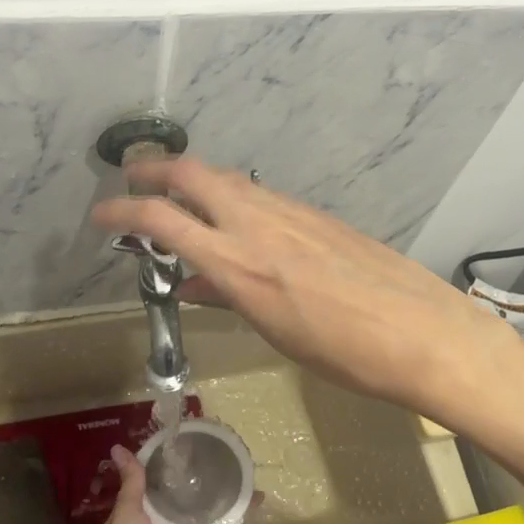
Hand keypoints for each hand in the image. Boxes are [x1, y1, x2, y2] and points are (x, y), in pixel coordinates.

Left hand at [85, 444, 235, 523]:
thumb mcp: (125, 514)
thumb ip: (132, 483)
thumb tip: (119, 448)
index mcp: (132, 514)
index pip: (149, 483)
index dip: (164, 464)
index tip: (182, 439)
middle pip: (177, 496)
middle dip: (193, 477)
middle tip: (216, 448)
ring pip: (199, 512)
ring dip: (217, 494)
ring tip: (239, 468)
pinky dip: (232, 518)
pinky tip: (250, 500)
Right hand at [90, 155, 519, 418]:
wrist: (423, 333)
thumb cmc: (344, 353)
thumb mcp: (274, 331)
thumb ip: (228, 296)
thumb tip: (195, 282)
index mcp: (237, 262)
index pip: (163, 219)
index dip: (123, 210)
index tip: (100, 214)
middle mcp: (257, 223)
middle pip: (193, 174)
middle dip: (155, 170)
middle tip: (133, 179)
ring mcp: (290, 212)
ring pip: (228, 179)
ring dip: (195, 182)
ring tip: (180, 199)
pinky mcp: (316, 214)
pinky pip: (260, 195)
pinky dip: (232, 198)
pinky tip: (237, 222)